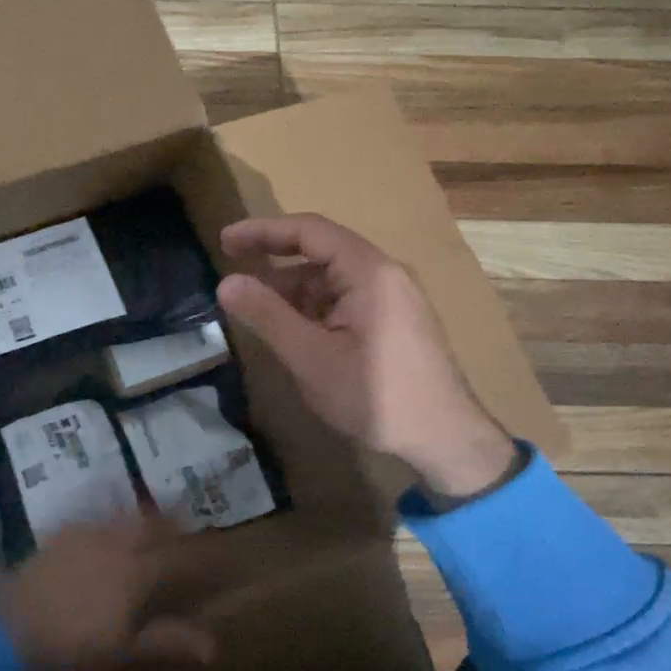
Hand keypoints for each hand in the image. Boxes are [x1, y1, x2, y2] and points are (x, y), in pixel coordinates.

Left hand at [0, 514, 215, 670]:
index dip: (207, 557)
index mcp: (135, 572)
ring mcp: (80, 536)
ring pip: (121, 517)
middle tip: (191, 524)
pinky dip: (109, 516)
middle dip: (175, 524)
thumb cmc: (71, 650)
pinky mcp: (56, 537)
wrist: (8, 634)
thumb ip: (168, 642)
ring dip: (143, 516)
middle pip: (151, 525)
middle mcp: (112, 544)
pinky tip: (107, 523)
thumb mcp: (124, 654)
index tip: (229, 554)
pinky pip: (91, 518)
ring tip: (156, 517)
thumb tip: (215, 646)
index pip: (181, 559)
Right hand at [215, 213, 516, 499]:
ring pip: (331, 277)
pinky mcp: (394, 321)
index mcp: (369, 272)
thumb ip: (266, 314)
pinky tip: (290, 328)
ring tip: (253, 306)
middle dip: (274, 258)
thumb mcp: (310, 356)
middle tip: (231, 266)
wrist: (446, 439)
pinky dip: (312, 305)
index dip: (263, 230)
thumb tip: (226, 283)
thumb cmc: (375, 395)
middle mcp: (385, 274)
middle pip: (321, 250)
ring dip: (291, 287)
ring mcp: (393, 297)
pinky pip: (345, 297)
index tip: (225, 240)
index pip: (309, 230)